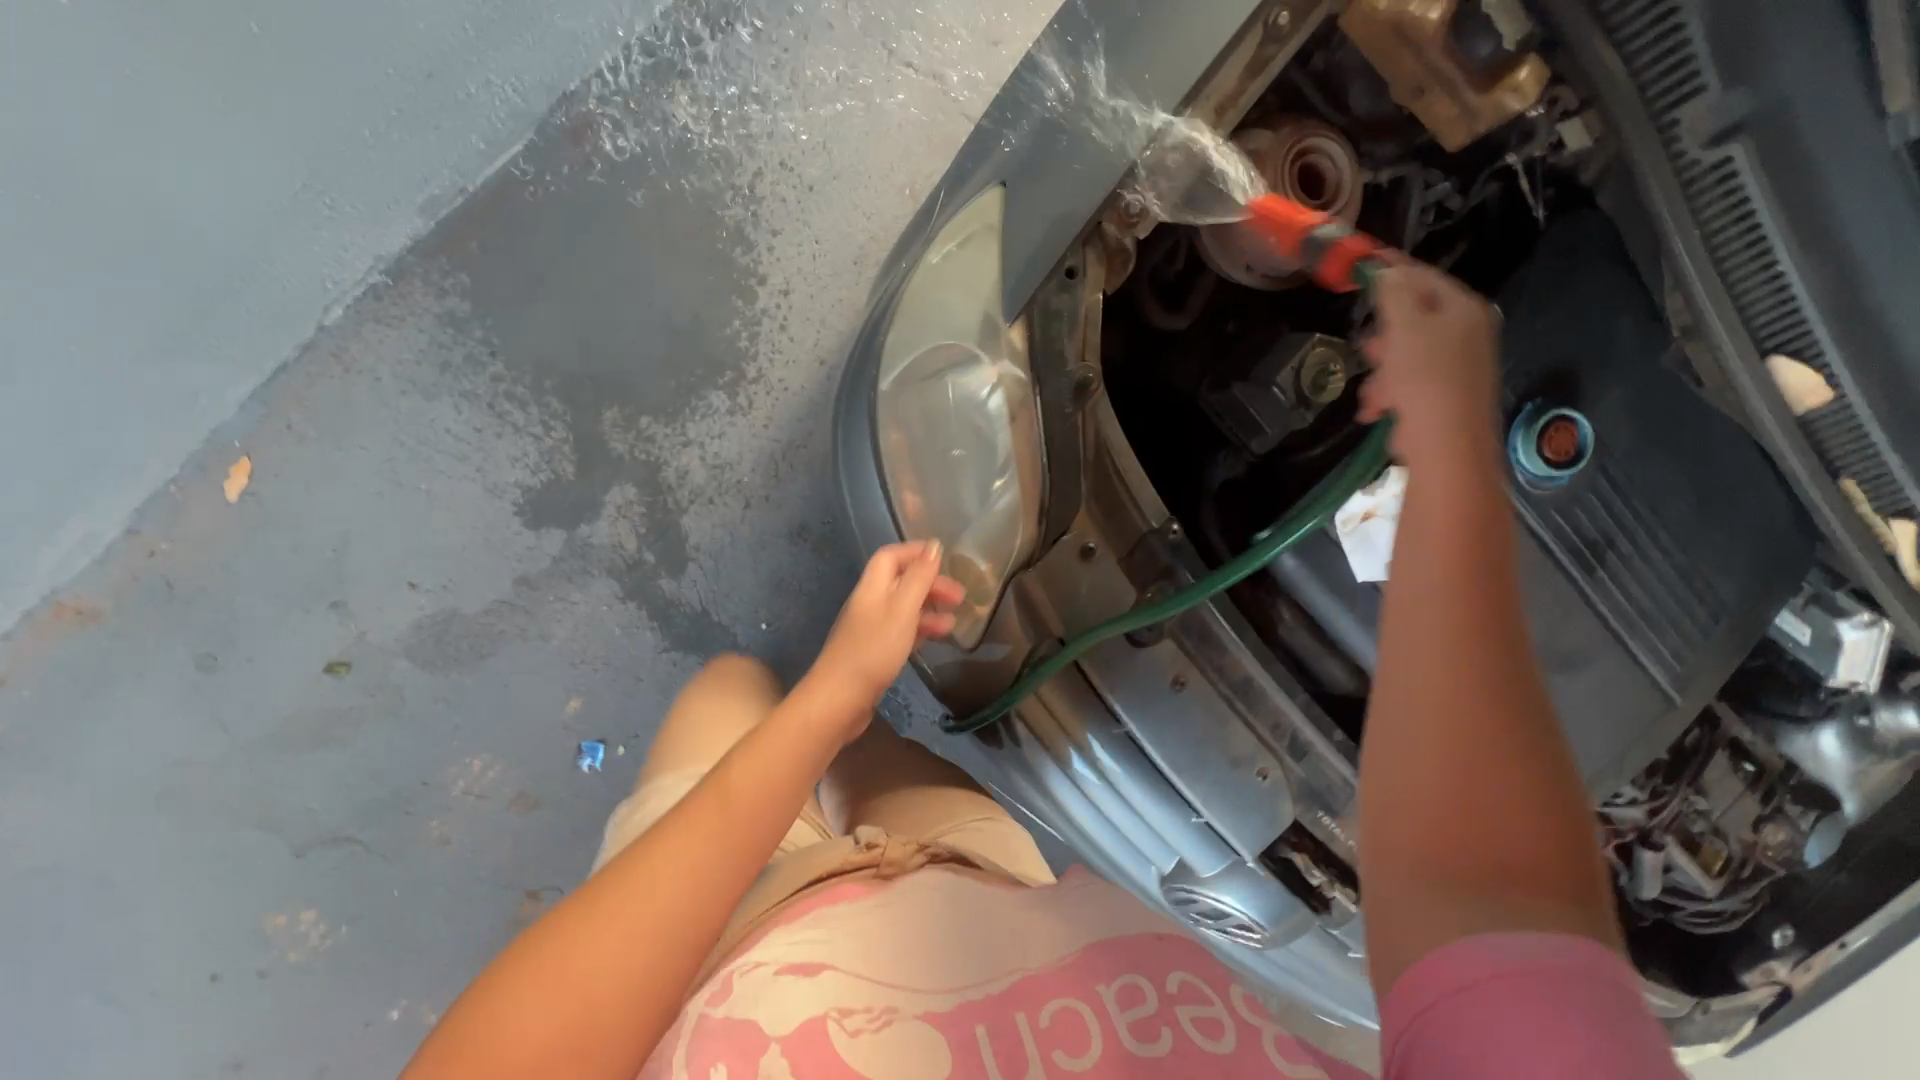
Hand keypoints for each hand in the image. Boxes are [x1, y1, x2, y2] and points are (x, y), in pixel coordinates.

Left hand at [800, 541, 964, 737]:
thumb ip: (919, 578)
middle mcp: (869, 604)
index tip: (944, 559)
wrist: (839, 700)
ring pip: (903, 609)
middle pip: (900, 582)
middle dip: (930, 584)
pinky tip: (936, 639)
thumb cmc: (873, 651)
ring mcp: (870, 629)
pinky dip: (920, 630)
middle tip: (959, 597)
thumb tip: (934, 545)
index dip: (915, 553)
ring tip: (954, 623)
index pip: (891, 557)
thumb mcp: (902, 610)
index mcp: (872, 588)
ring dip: (929, 610)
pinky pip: (901, 632)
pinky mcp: (874, 652)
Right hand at [1357, 261, 1501, 461]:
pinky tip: (1379, 410)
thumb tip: (1386, 269)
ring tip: (1373, 395)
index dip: (1391, 270)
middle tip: (1366, 349)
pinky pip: (1410, 382)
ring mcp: (1459, 366)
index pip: (1423, 277)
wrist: (1447, 446)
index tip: (1359, 267)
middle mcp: (1467, 333)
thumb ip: (1394, 293)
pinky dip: (1391, 393)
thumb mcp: (1404, 328)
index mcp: (1463, 309)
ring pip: (1406, 354)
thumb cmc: (1425, 380)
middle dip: (1383, 337)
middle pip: (1414, 318)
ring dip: (1382, 373)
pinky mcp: (1446, 396)